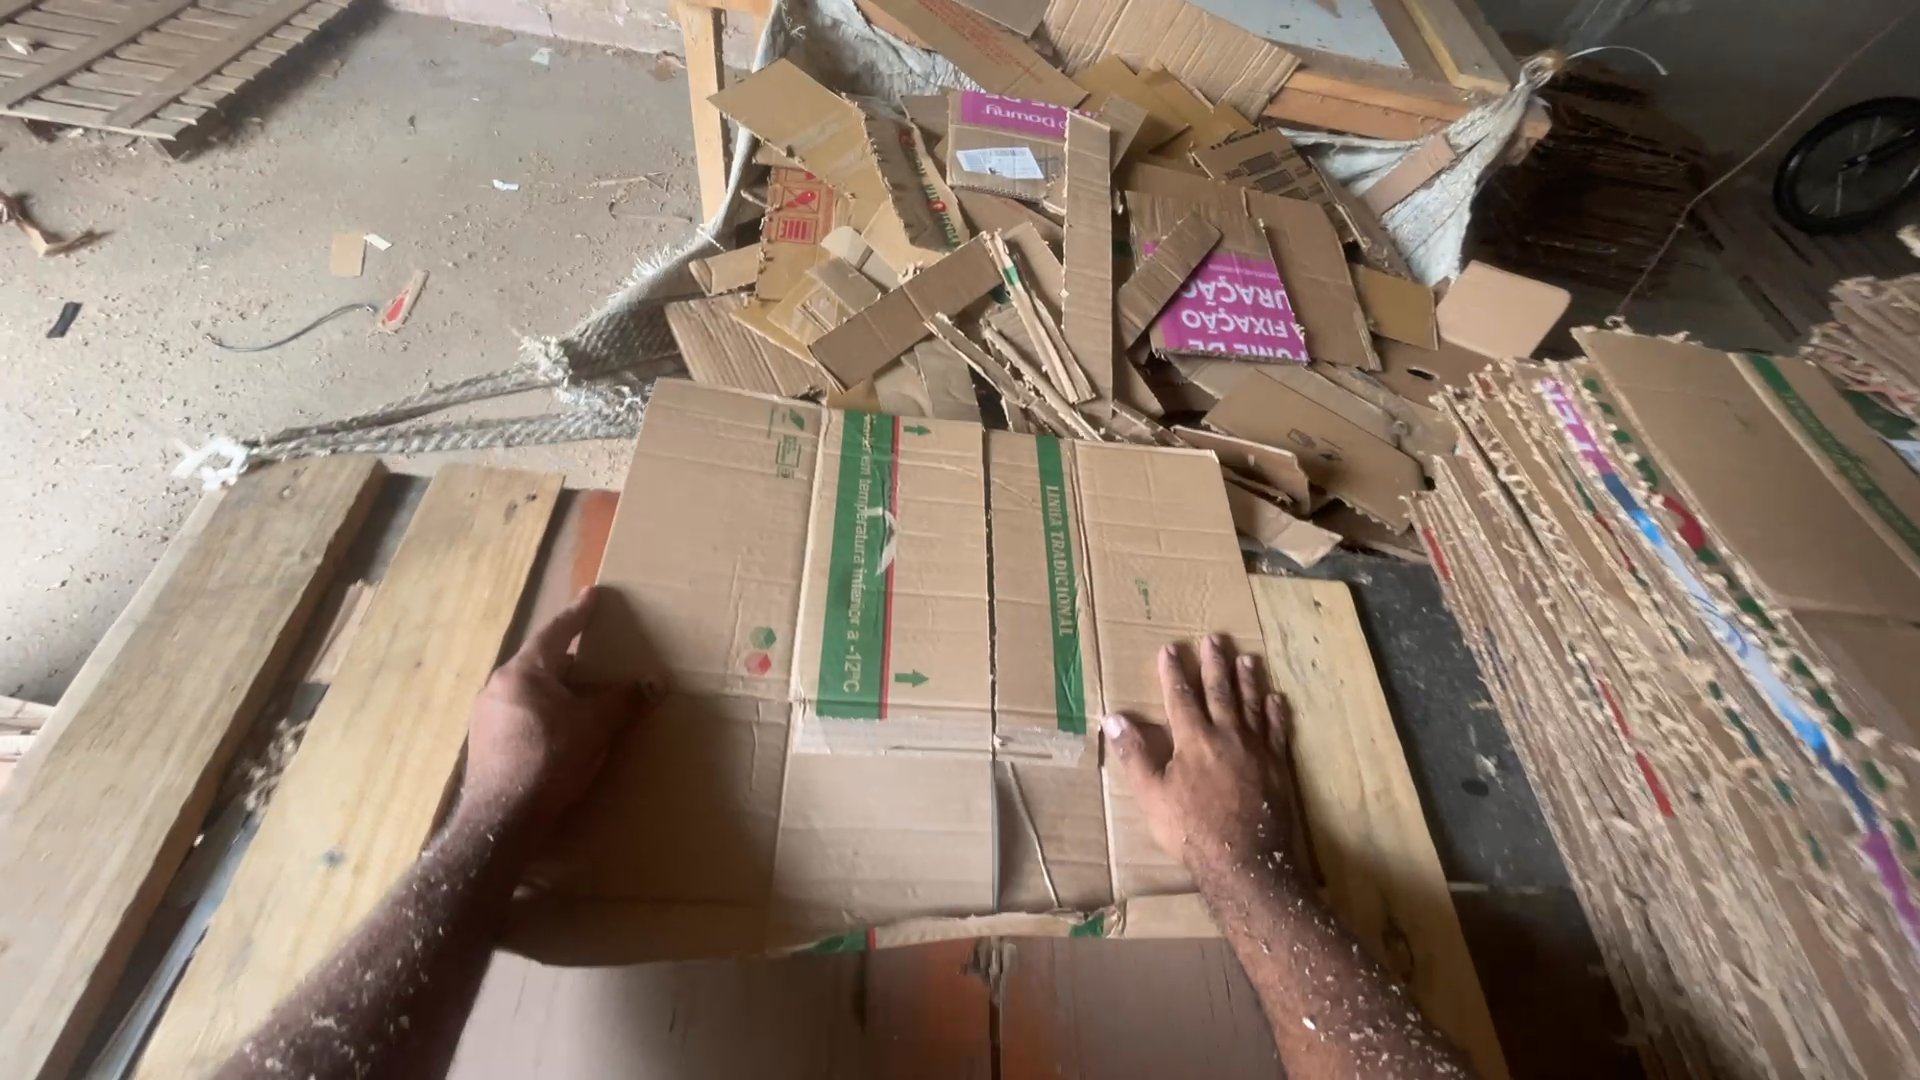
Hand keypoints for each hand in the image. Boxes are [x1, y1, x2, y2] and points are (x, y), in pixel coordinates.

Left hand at [460, 586, 656, 832]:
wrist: (503, 818)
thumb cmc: (550, 758)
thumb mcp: (596, 725)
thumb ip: (624, 700)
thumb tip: (654, 684)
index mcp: (524, 672)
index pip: (557, 632)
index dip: (579, 614)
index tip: (593, 595)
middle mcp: (499, 686)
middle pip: (541, 660)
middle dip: (569, 656)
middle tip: (594, 652)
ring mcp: (487, 715)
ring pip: (530, 687)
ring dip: (557, 686)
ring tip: (582, 693)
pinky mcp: (485, 742)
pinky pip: (522, 710)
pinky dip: (545, 709)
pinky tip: (562, 726)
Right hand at [1104, 635, 1300, 879]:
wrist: (1246, 863)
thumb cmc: (1190, 830)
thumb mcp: (1151, 795)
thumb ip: (1134, 754)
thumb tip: (1114, 719)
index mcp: (1193, 740)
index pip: (1181, 697)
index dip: (1174, 672)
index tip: (1171, 648)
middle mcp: (1226, 736)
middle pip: (1219, 692)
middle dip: (1214, 663)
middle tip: (1215, 638)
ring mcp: (1256, 750)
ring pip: (1250, 705)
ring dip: (1247, 679)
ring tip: (1246, 658)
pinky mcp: (1277, 767)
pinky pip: (1277, 731)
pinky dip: (1275, 713)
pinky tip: (1275, 699)